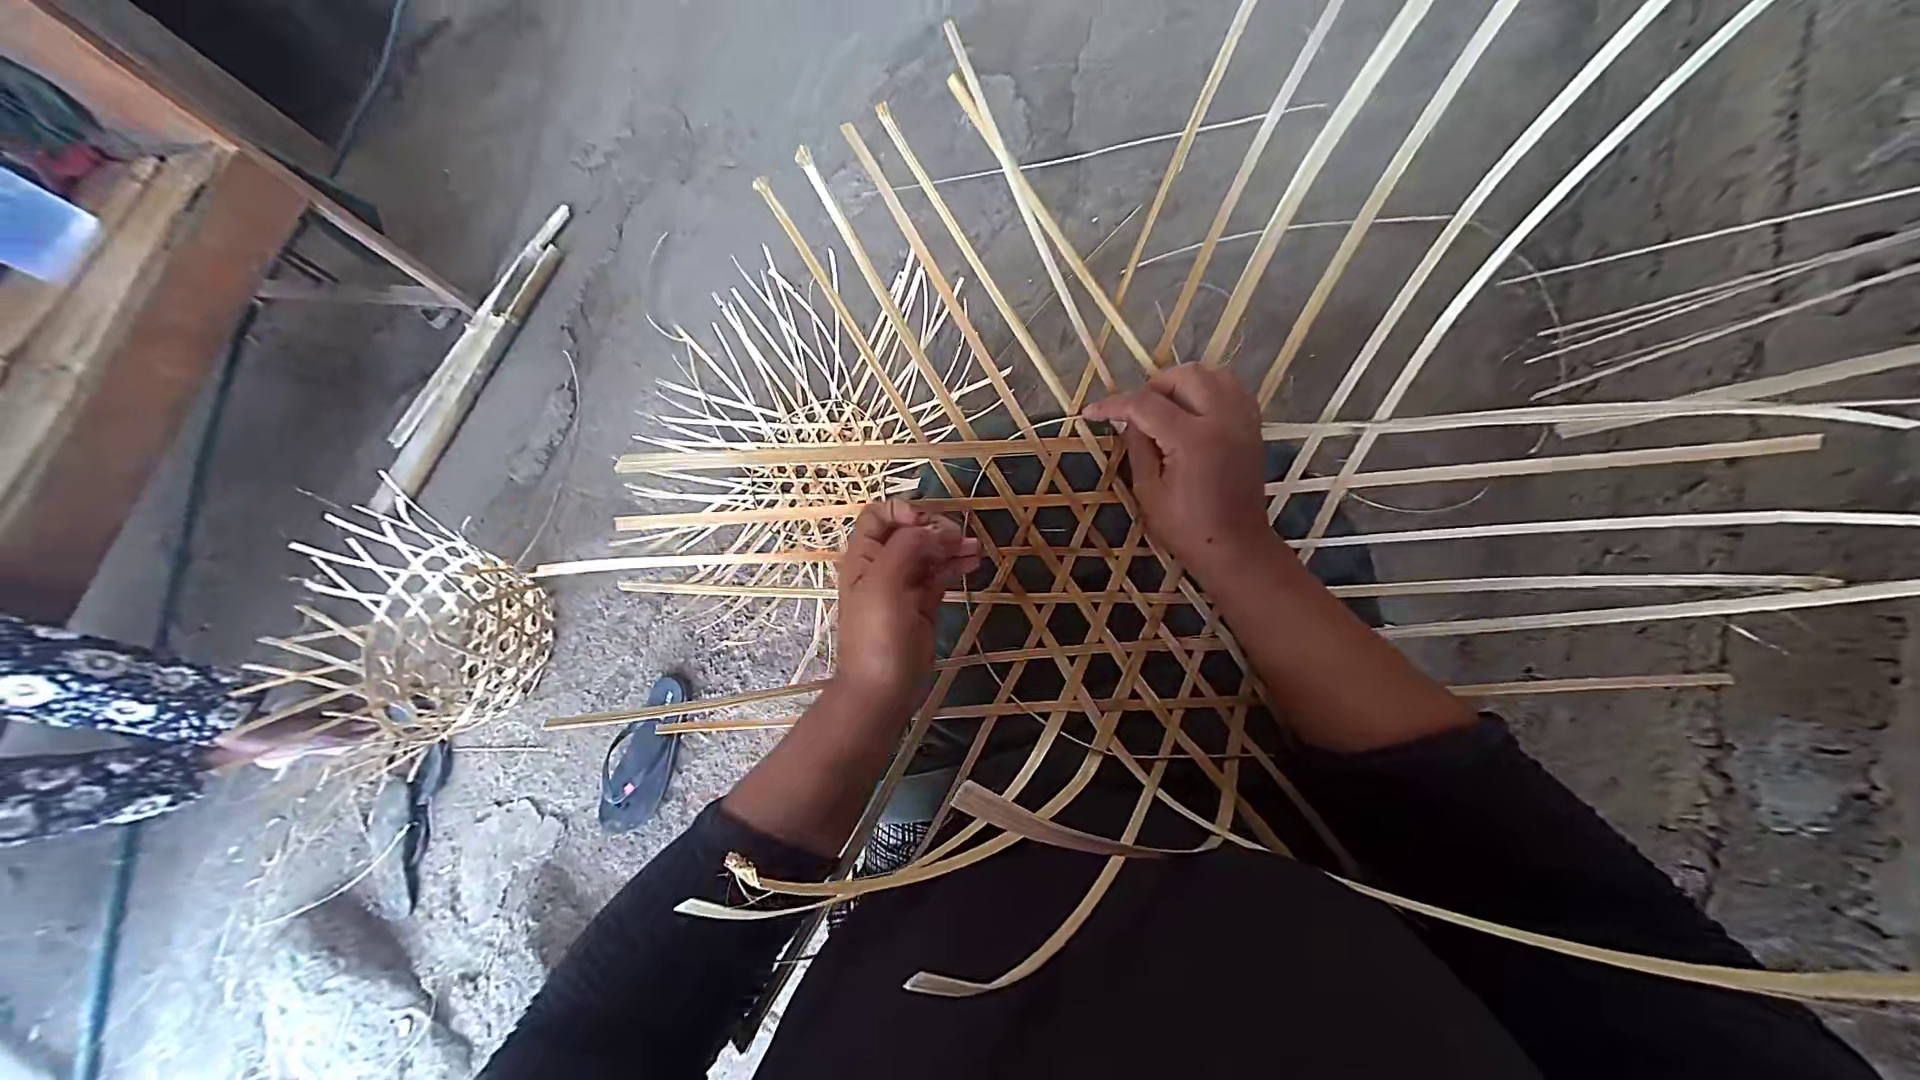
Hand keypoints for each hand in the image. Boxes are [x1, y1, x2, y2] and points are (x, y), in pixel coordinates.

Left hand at [834, 500, 981, 713]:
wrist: (883, 690)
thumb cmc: (876, 635)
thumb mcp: (884, 583)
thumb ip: (906, 548)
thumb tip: (933, 529)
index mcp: (864, 557)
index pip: (879, 516)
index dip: (902, 512)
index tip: (924, 524)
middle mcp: (883, 566)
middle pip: (910, 532)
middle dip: (935, 528)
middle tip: (958, 537)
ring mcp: (905, 586)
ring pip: (930, 553)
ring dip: (952, 545)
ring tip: (975, 548)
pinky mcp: (924, 604)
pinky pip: (941, 575)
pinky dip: (956, 564)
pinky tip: (973, 561)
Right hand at [1083, 365, 1275, 580]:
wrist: (1235, 546)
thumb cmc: (1185, 527)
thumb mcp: (1148, 490)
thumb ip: (1137, 447)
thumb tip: (1129, 421)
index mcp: (1192, 439)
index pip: (1145, 404)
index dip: (1114, 404)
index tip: (1092, 412)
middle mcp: (1222, 419)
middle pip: (1184, 376)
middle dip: (1152, 387)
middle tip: (1135, 413)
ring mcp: (1243, 420)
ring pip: (1213, 374)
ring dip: (1183, 384)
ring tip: (1164, 408)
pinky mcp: (1253, 427)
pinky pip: (1231, 389)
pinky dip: (1208, 391)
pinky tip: (1192, 412)